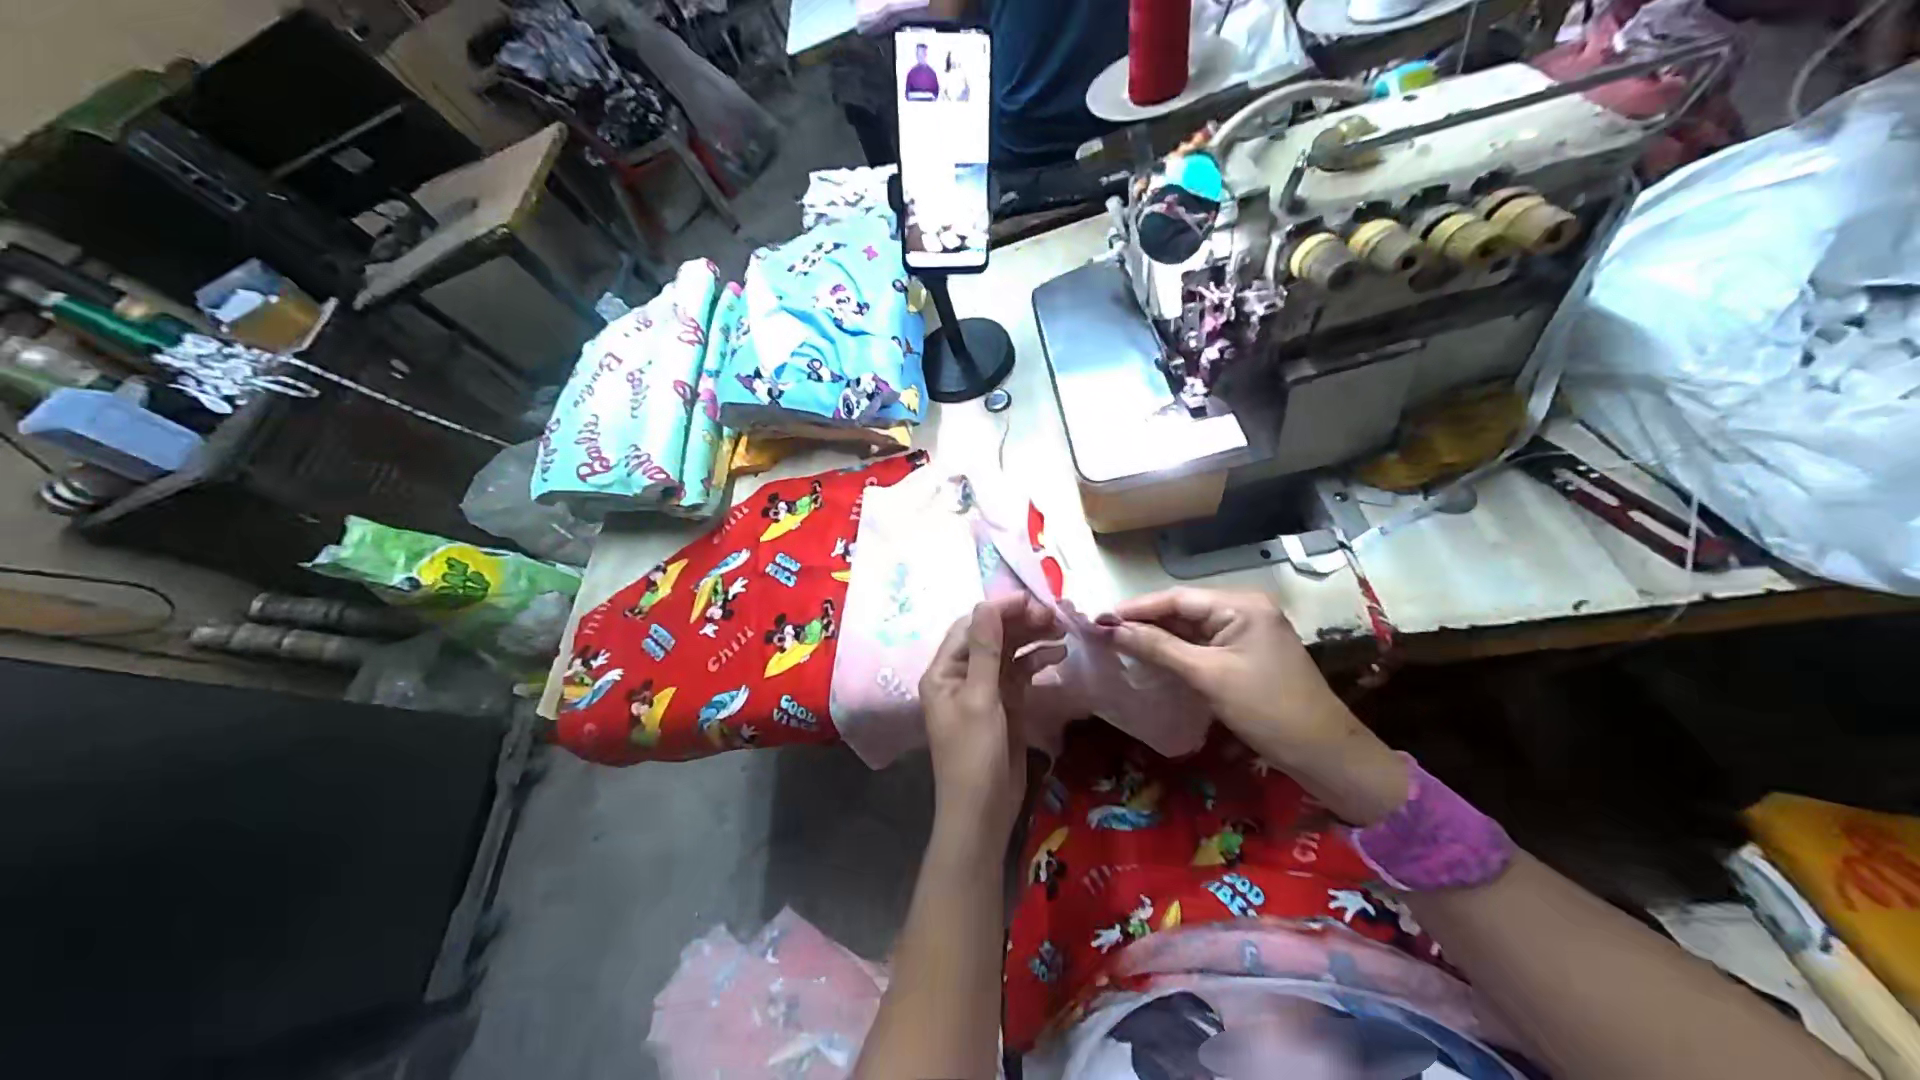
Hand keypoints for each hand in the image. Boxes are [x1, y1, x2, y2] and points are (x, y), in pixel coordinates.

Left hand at [920, 596, 1064, 847]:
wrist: (983, 811)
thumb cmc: (973, 755)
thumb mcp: (980, 699)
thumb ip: (986, 651)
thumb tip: (987, 604)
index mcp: (943, 672)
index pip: (970, 627)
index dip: (999, 610)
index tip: (1033, 600)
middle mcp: (961, 676)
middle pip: (991, 637)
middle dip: (1021, 622)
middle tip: (1055, 615)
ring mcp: (984, 690)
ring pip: (1008, 653)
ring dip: (1032, 639)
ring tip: (1062, 629)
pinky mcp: (1004, 705)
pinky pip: (1020, 674)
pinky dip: (1037, 662)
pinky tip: (1059, 654)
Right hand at [1099, 588, 1406, 823]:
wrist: (1322, 752)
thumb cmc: (1266, 708)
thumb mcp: (1207, 675)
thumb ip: (1158, 647)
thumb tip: (1112, 629)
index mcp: (1241, 604)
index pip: (1177, 597)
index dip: (1136, 608)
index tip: (1099, 620)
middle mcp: (1245, 609)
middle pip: (1183, 610)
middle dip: (1145, 622)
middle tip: (1105, 633)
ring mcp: (1247, 632)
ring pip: (1191, 628)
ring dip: (1158, 637)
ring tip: (1119, 644)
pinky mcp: (1246, 654)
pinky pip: (1203, 645)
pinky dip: (1177, 651)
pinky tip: (1151, 659)